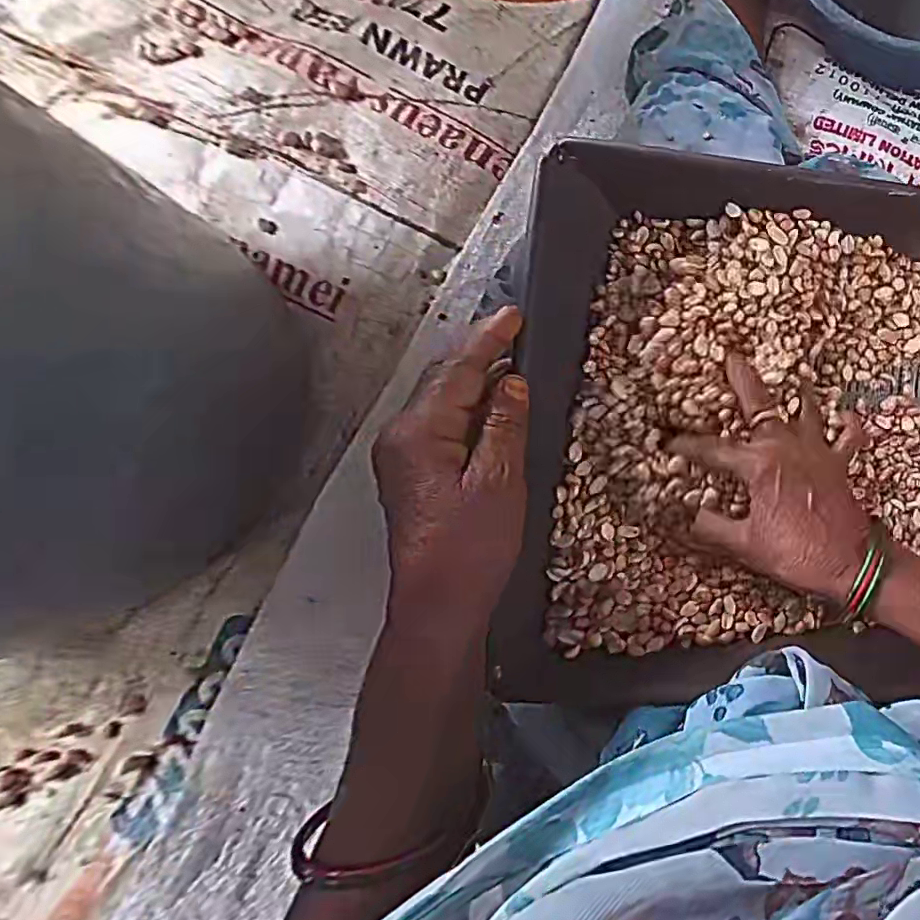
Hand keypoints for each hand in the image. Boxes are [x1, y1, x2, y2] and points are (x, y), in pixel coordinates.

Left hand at [373, 307, 529, 616]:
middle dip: (480, 353)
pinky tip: (496, 406)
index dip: (489, 340)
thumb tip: (513, 381)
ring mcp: (405, 455)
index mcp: (418, 434)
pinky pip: (446, 423)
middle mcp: (402, 437)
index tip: (514, 315)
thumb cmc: (471, 547)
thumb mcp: (499, 481)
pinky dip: (473, 407)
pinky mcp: (416, 472)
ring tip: (513, 361)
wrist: (440, 604)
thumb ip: (505, 425)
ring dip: (478, 379)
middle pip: (444, 380)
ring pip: (445, 400)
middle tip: (517, 332)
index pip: (458, 372)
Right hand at [669, 354, 869, 604]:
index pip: (713, 450)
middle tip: (732, 357)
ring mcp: (817, 452)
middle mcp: (788, 448)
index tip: (668, 442)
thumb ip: (711, 526)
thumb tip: (681, 516)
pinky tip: (842, 414)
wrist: (850, 563)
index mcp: (760, 465)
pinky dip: (845, 423)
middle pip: (761, 406)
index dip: (687, 446)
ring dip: (798, 393)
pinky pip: (847, 435)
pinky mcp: (840, 464)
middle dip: (743, 381)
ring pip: (807, 411)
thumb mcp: (746, 544)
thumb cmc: (797, 554)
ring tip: (795, 373)